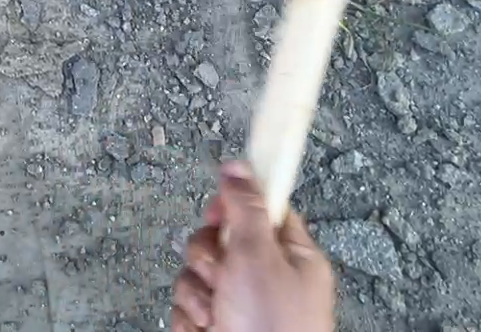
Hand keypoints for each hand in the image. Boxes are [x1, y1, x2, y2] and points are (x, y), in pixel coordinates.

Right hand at [170, 162, 334, 331]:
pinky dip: (191, 315)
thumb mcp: (259, 256)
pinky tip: (207, 328)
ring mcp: (240, 304)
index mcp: (292, 259)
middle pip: (219, 236)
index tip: (220, 212)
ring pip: (197, 269)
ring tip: (215, 312)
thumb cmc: (272, 327)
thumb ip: (245, 207)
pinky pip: (187, 301)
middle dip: (207, 255)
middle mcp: (267, 279)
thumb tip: (239, 164)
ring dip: (197, 289)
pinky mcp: (215, 325)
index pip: (263, 210)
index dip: (236, 205)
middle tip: (220, 273)